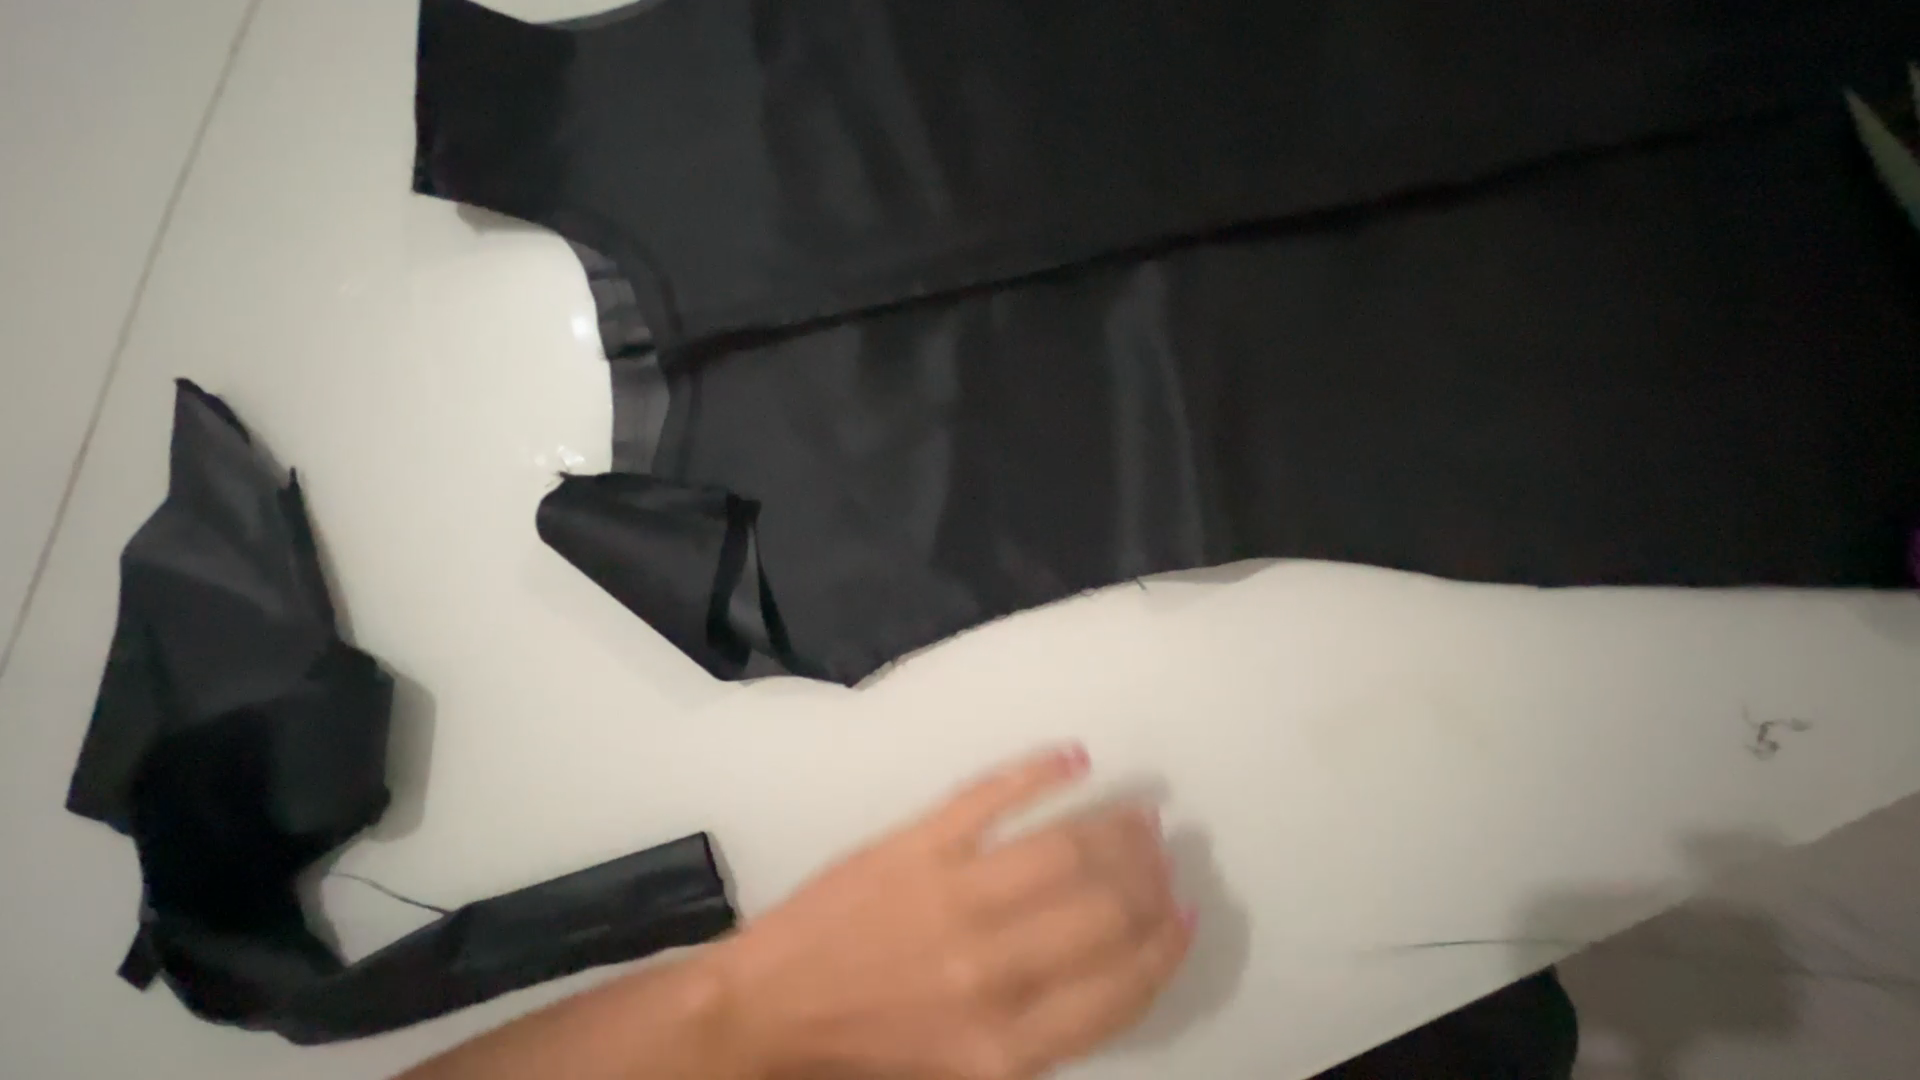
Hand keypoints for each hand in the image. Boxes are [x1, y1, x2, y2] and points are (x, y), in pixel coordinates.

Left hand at [710, 745, 1192, 1079]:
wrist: (768, 1009)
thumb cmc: (870, 1049)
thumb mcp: (967, 1073)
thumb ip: (1045, 1032)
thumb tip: (1113, 968)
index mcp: (1009, 1045)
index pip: (1123, 987)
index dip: (1167, 946)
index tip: (1185, 913)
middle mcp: (994, 970)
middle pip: (1105, 909)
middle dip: (1150, 880)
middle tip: (1164, 855)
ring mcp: (954, 893)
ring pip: (1064, 847)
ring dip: (1116, 827)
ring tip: (1140, 815)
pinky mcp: (916, 842)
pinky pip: (992, 793)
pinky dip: (1041, 769)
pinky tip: (1075, 756)